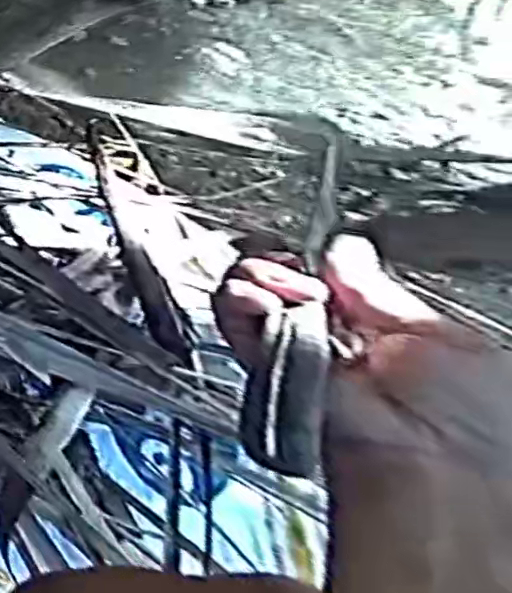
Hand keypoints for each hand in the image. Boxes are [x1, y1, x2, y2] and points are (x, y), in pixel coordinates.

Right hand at [215, 236, 511, 591]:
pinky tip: (258, 302)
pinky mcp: (255, 358)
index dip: (315, 261)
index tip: (321, 256)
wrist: (433, 458)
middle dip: (280, 265)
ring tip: (282, 291)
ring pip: (245, 290)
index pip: (323, 278)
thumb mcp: (446, 336)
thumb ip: (381, 291)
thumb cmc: (477, 419)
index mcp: (374, 330)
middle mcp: (325, 335)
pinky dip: (238, 302)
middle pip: (277, 277)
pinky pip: (231, 317)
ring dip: (257, 280)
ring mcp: (287, 346)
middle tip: (301, 279)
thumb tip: (342, 249)